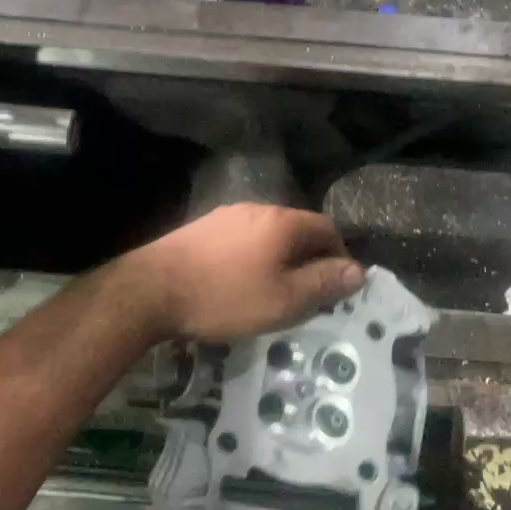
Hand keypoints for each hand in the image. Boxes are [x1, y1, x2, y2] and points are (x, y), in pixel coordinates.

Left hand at [119, 204, 365, 341]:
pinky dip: (253, 259)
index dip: (340, 257)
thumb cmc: (225, 297)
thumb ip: (323, 283)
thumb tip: (359, 270)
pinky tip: (240, 284)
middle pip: (297, 229)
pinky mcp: (202, 229)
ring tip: (275, 293)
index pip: (327, 228)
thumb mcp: (283, 300)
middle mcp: (257, 209)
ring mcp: (226, 216)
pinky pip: (242, 240)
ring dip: (280, 260)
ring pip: (268, 235)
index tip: (338, 288)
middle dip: (310, 259)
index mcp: (282, 221)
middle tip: (309, 296)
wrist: (151, 289)